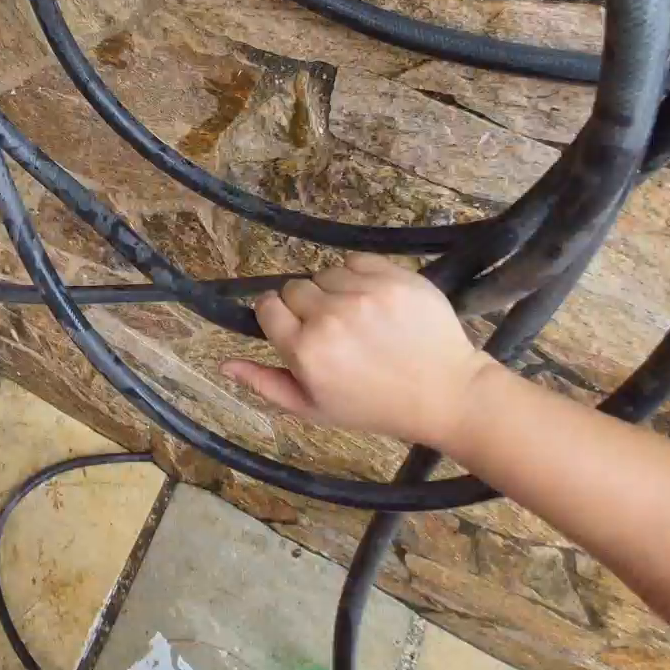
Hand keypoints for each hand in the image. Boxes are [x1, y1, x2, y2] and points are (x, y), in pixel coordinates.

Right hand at [222, 254, 496, 447]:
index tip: (298, 331)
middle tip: (334, 332)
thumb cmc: (374, 406)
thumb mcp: (313, 408)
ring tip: (360, 319)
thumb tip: (222, 364)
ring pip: (324, 274)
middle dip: (307, 306)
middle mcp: (330, 319)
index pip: (268, 306)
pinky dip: (360, 277)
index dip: (279, 318)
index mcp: (305, 352)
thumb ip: (264, 383)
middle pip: (294, 288)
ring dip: (334, 291)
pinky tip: (376, 304)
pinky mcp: (393, 277)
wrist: (447, 394)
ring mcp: (364, 295)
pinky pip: (355, 262)